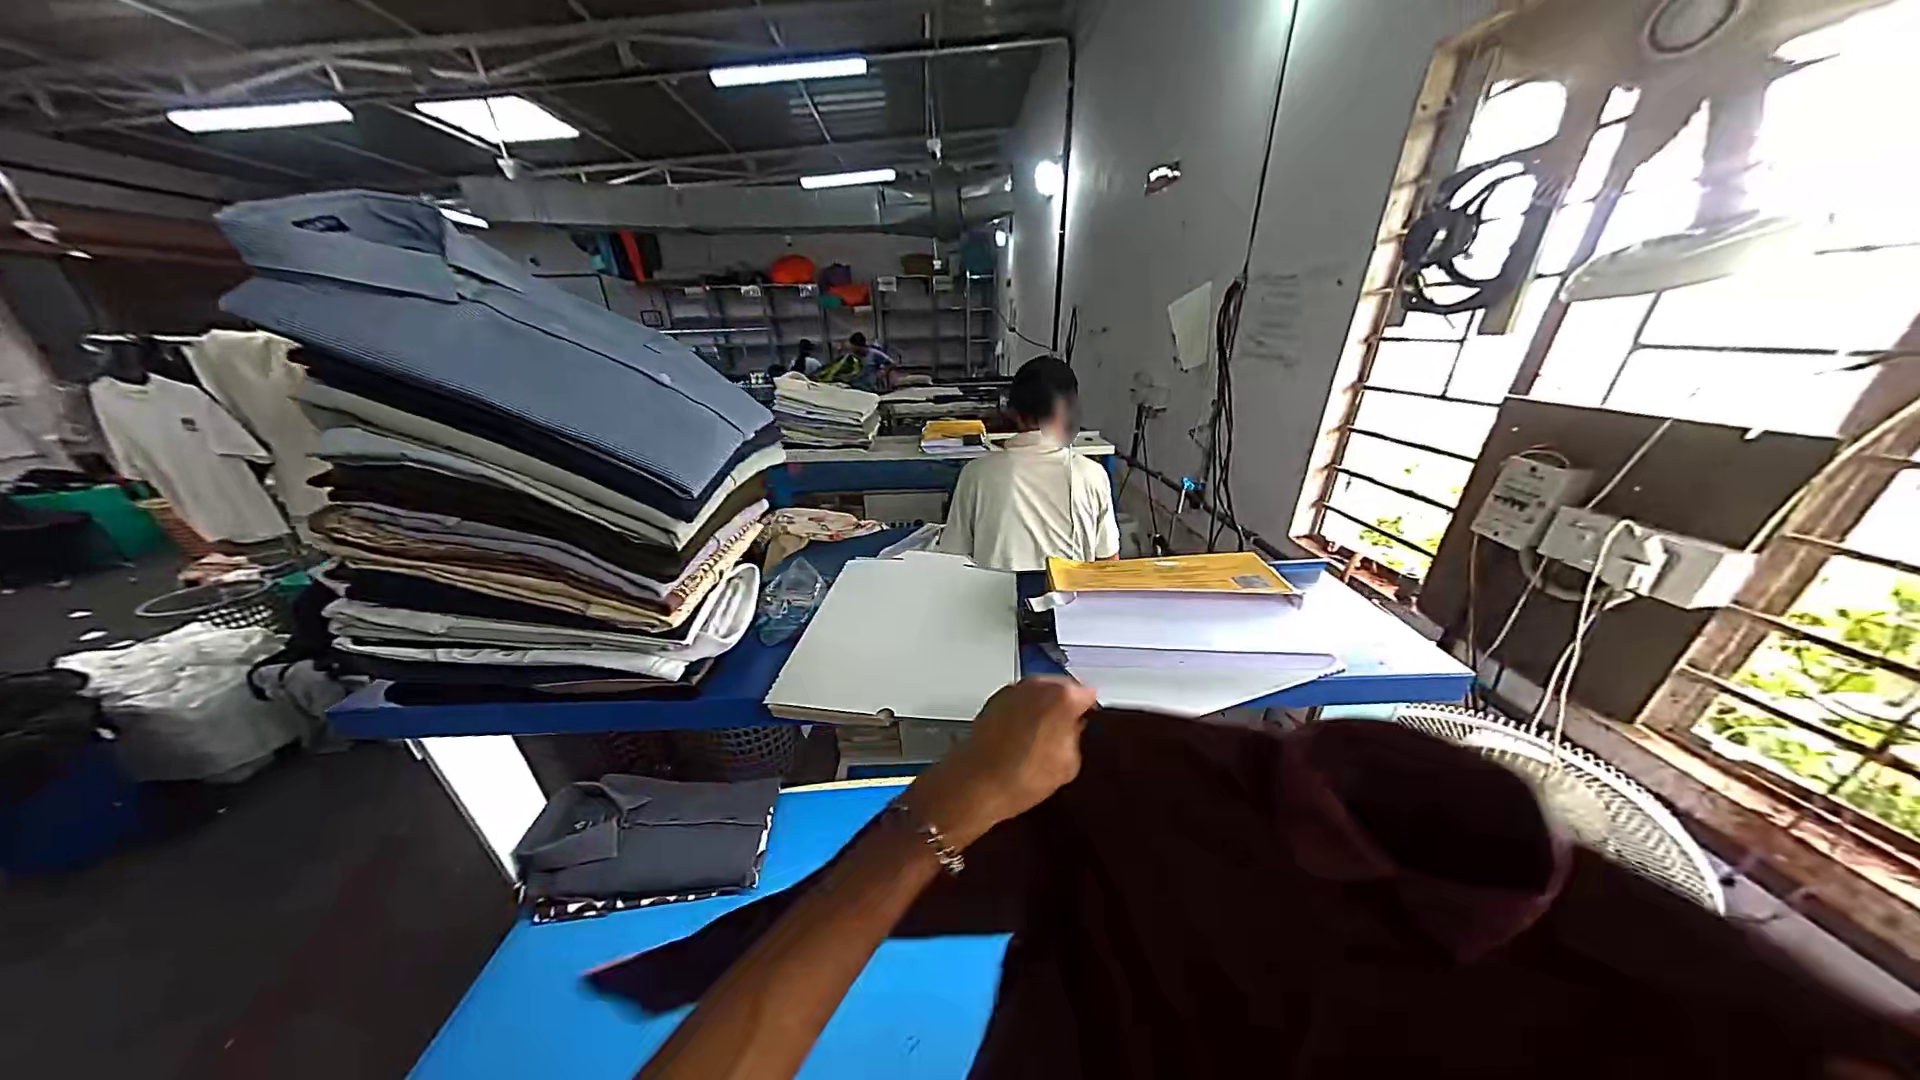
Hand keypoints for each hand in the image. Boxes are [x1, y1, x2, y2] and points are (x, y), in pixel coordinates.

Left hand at [901, 677, 1096, 847]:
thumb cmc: (1019, 776)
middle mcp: (1038, 685)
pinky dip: (1023, 713)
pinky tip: (1022, 738)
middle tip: (1066, 733)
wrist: (978, 782)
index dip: (1089, 711)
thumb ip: (1078, 737)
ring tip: (1041, 740)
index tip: (1088, 721)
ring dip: (1043, 709)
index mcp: (1063, 696)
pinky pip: (1020, 701)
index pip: (1088, 694)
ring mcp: (1015, 689)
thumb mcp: (1069, 764)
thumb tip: (1075, 730)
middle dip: (1065, 707)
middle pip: (1063, 688)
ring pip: (1040, 693)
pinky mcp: (996, 698)